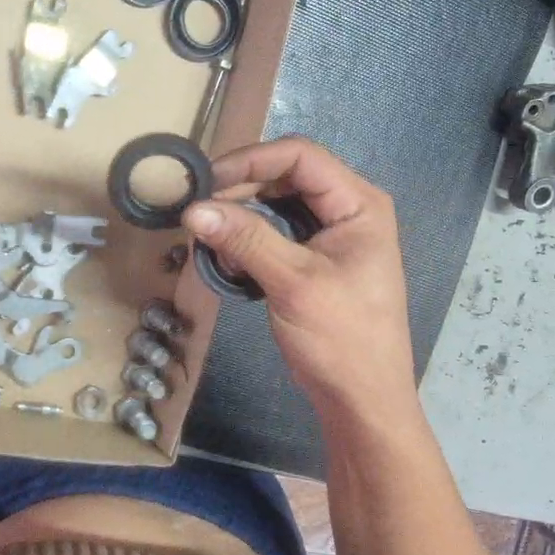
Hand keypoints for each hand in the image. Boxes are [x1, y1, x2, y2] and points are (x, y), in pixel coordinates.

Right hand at [181, 138, 417, 420]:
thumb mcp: (293, 283)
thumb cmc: (342, 338)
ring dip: (240, 218)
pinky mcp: (311, 259)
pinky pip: (273, 233)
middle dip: (240, 191)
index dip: (250, 160)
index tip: (206, 182)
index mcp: (358, 204)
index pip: (300, 156)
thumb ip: (245, 240)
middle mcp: (346, 210)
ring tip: (213, 242)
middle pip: (285, 176)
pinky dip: (246, 242)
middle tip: (200, 210)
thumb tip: (192, 209)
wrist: (362, 399)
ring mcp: (329, 235)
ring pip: (274, 205)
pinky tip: (229, 265)